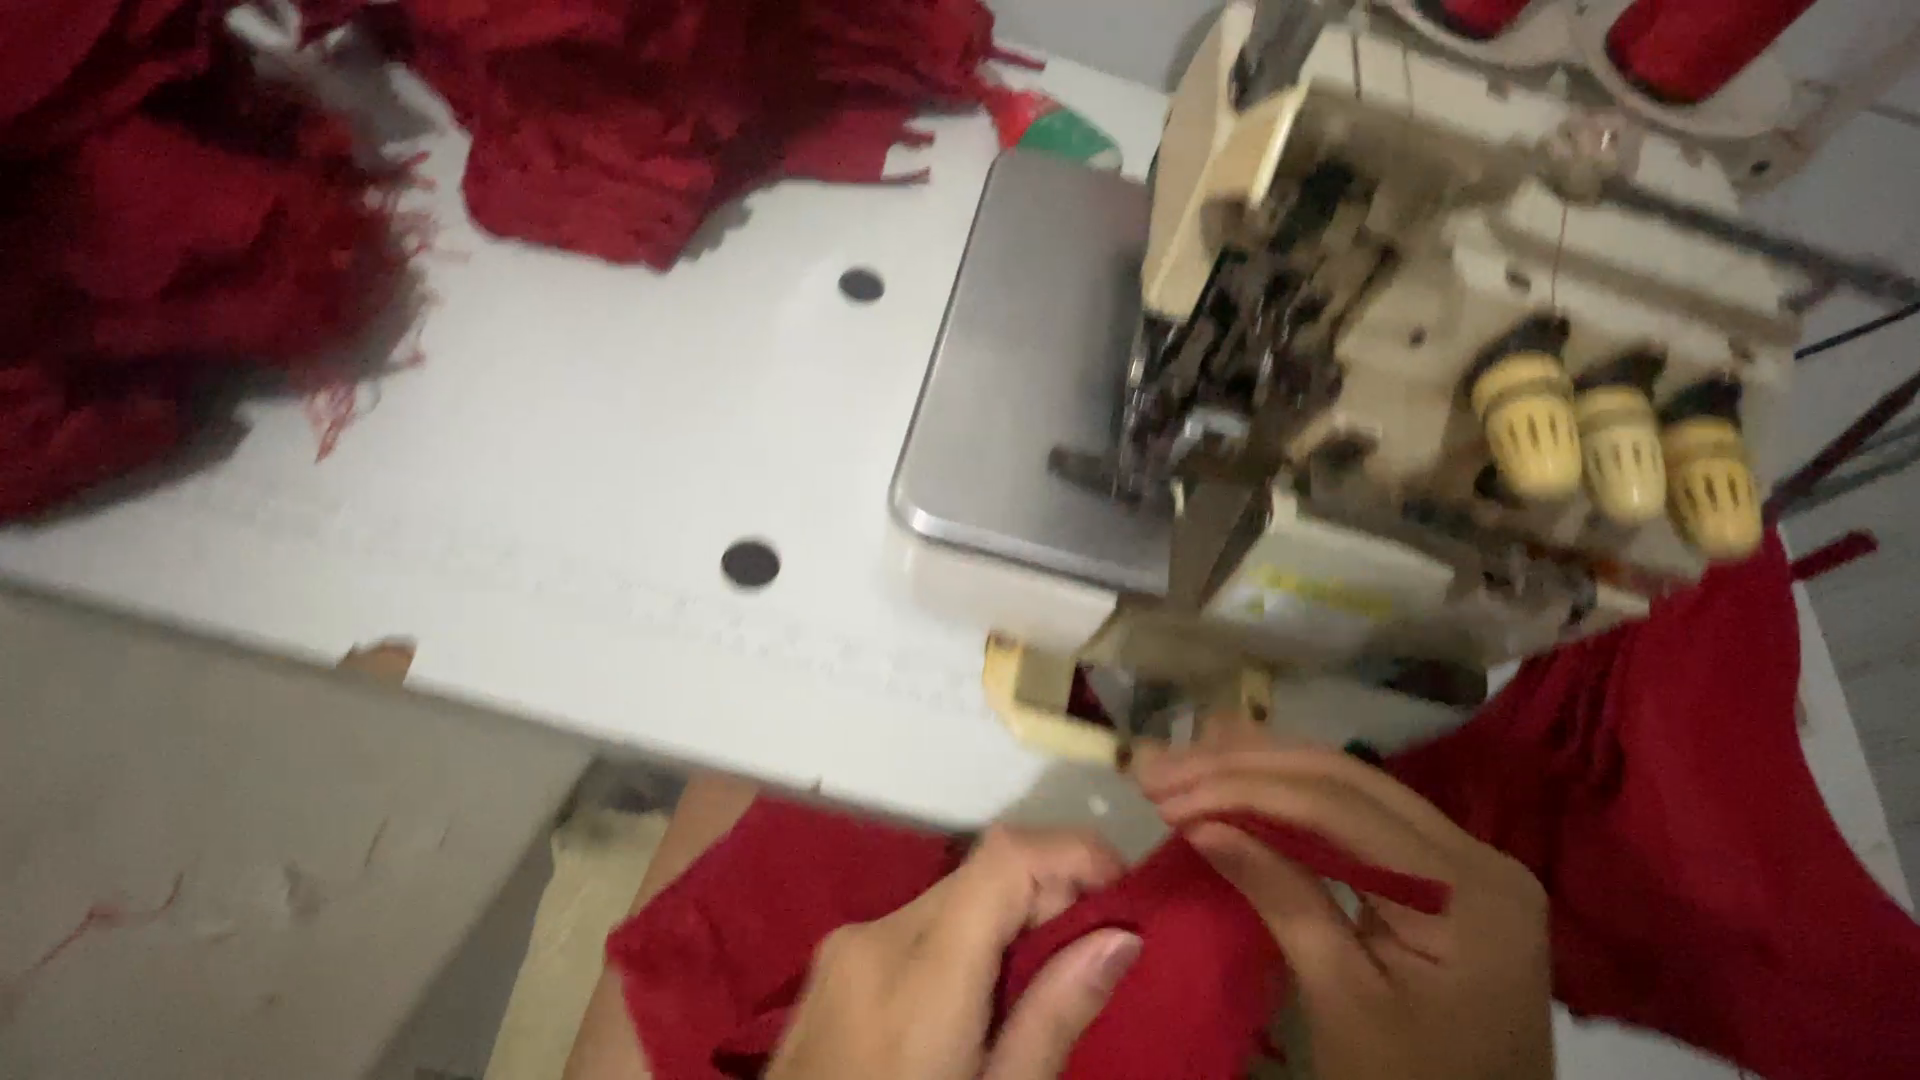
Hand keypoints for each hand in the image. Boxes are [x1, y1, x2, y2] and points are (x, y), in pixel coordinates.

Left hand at [766, 826, 1142, 1079]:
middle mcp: (875, 935)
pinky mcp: (833, 962)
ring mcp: (845, 946)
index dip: (1070, 851)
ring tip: (1044, 981)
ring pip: (950, 896)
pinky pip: (916, 924)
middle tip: (1097, 945)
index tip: (1123, 888)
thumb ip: (1054, 1017)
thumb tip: (1120, 937)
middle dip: (1048, 892)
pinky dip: (964, 938)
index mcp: (916, 973)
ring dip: (1007, 917)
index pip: (1001, 858)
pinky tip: (982, 995)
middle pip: (979, 875)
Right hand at [1132, 716, 1552, 1079]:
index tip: (1166, 798)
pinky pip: (1356, 813)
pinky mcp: (1438, 868)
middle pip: (1342, 778)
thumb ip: (1280, 897)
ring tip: (1186, 761)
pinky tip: (1239, 777)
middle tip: (1164, 768)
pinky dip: (1289, 795)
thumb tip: (1200, 824)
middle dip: (1242, 766)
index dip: (1242, 790)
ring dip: (1260, 768)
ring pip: (1346, 782)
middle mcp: (1474, 851)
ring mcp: (1461, 855)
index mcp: (1465, 888)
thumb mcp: (1341, 1000)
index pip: (1336, 807)